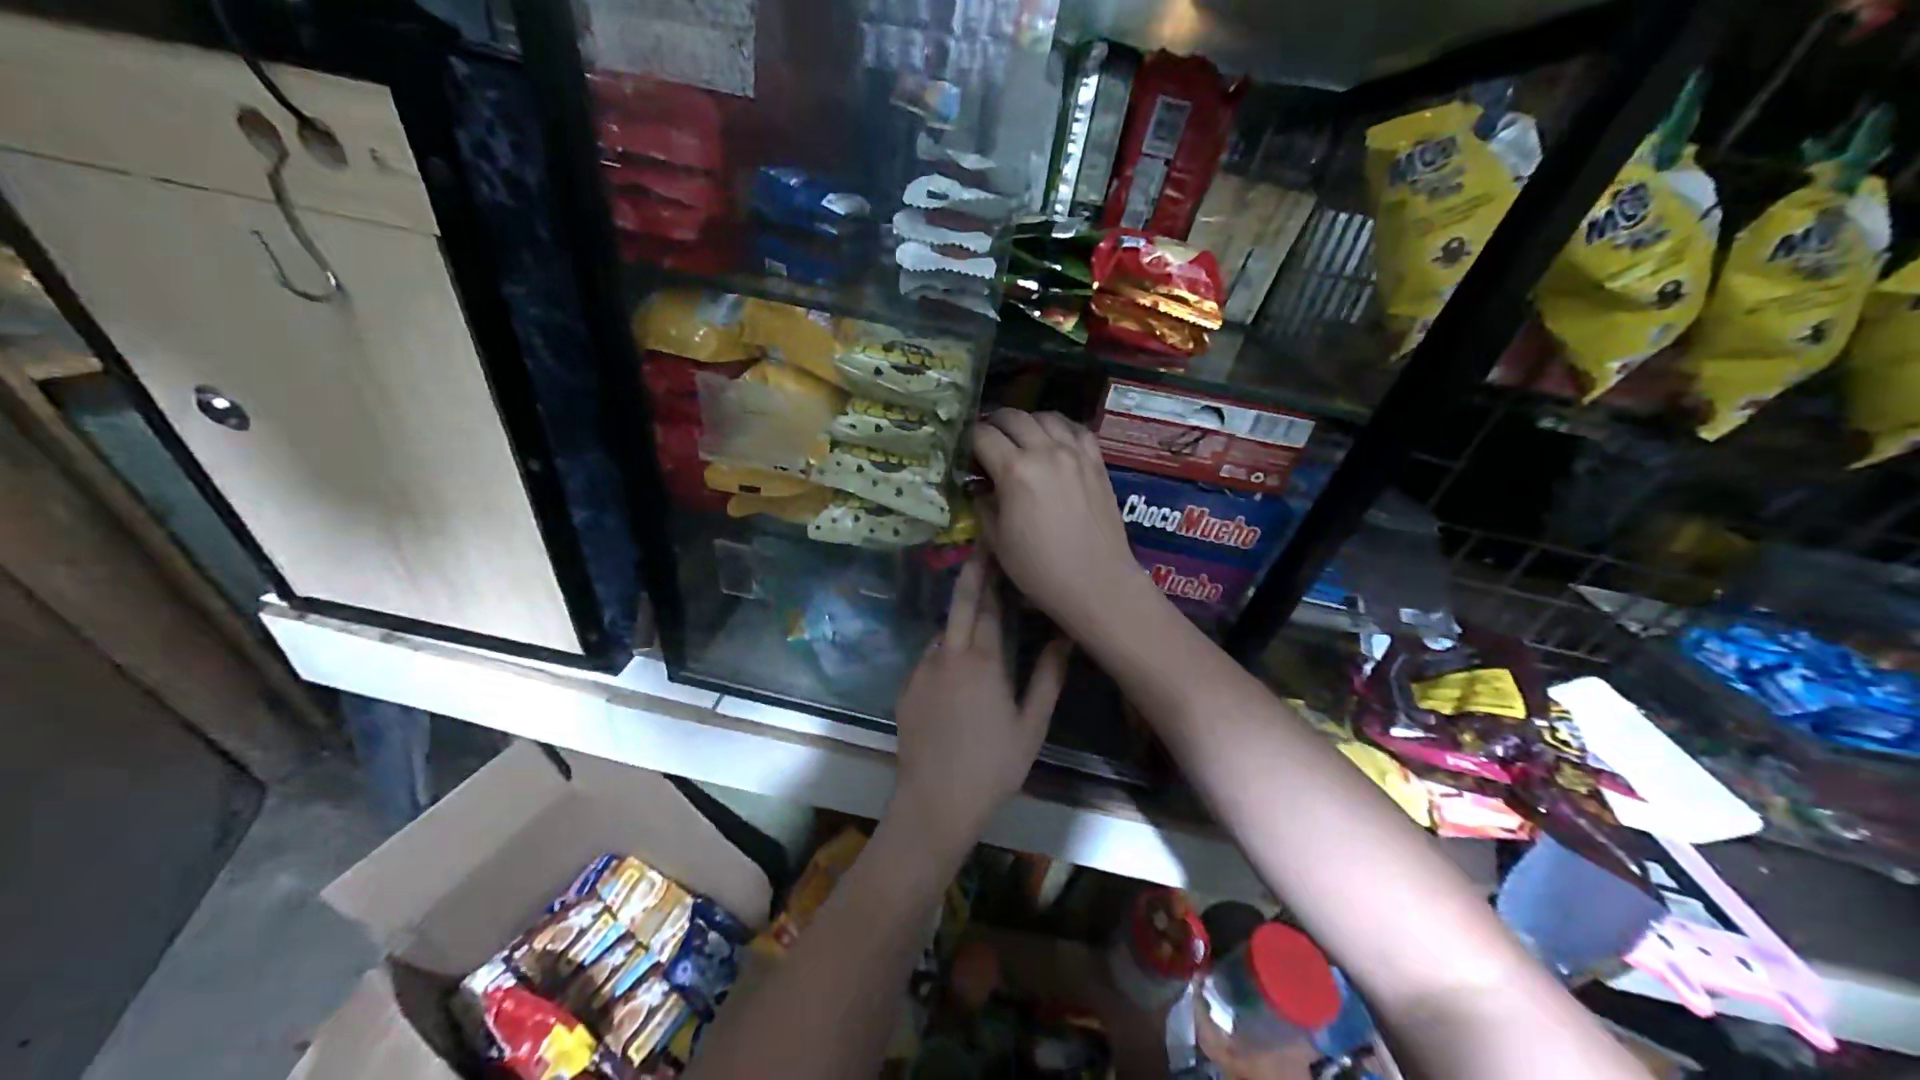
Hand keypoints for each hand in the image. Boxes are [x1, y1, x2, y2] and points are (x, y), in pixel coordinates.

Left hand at [890, 550, 1070, 849]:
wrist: (935, 800)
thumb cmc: (993, 765)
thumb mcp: (1031, 725)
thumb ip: (1048, 678)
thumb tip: (1064, 638)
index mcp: (984, 661)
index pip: (991, 606)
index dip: (996, 575)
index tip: (999, 548)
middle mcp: (949, 654)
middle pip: (961, 603)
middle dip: (972, 572)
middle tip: (980, 547)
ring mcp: (923, 669)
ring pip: (944, 632)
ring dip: (959, 618)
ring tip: (976, 613)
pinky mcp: (907, 688)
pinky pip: (930, 658)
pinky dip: (945, 651)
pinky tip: (957, 668)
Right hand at [970, 409, 1154, 635]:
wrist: (1097, 583)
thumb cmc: (1040, 570)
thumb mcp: (997, 541)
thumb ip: (984, 504)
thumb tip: (979, 486)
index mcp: (1015, 471)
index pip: (982, 436)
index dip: (967, 440)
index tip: (963, 452)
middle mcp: (1046, 451)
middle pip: (1012, 417)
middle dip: (993, 424)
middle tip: (985, 441)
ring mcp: (1075, 453)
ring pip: (1045, 416)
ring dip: (1026, 422)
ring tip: (1018, 438)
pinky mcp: (1097, 461)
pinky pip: (1075, 429)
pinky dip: (1059, 428)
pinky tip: (1053, 441)